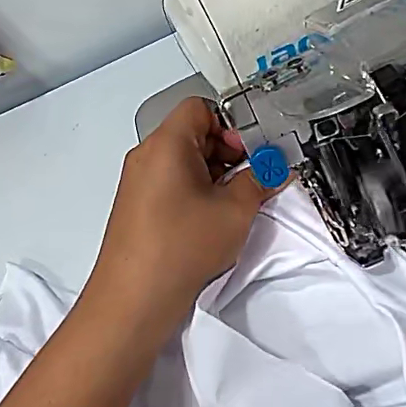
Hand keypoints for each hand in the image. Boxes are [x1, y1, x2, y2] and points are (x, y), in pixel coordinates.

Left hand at [82, 98, 283, 338]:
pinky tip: (211, 220)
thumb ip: (259, 181)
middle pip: (192, 133)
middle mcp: (146, 156)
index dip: (230, 124)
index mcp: (166, 144)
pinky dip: (194, 191)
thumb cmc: (175, 250)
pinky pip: (170, 182)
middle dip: (226, 152)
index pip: (199, 109)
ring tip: (233, 204)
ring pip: (182, 159)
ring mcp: (138, 181)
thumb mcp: (235, 211)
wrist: (134, 297)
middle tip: (250, 177)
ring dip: (212, 174)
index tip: (250, 150)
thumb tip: (271, 170)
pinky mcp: (137, 205)